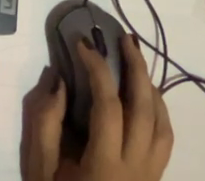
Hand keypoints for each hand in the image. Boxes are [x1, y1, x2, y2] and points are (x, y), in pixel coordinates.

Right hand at [20, 36, 172, 180]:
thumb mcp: (40, 167)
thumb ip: (45, 121)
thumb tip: (59, 78)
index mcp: (105, 165)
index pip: (109, 105)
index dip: (97, 69)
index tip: (82, 44)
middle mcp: (137, 169)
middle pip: (146, 109)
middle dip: (136, 68)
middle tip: (124, 38)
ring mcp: (150, 175)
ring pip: (163, 124)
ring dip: (151, 87)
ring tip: (136, 60)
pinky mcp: (154, 179)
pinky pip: (165, 138)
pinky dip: (158, 110)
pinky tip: (146, 96)